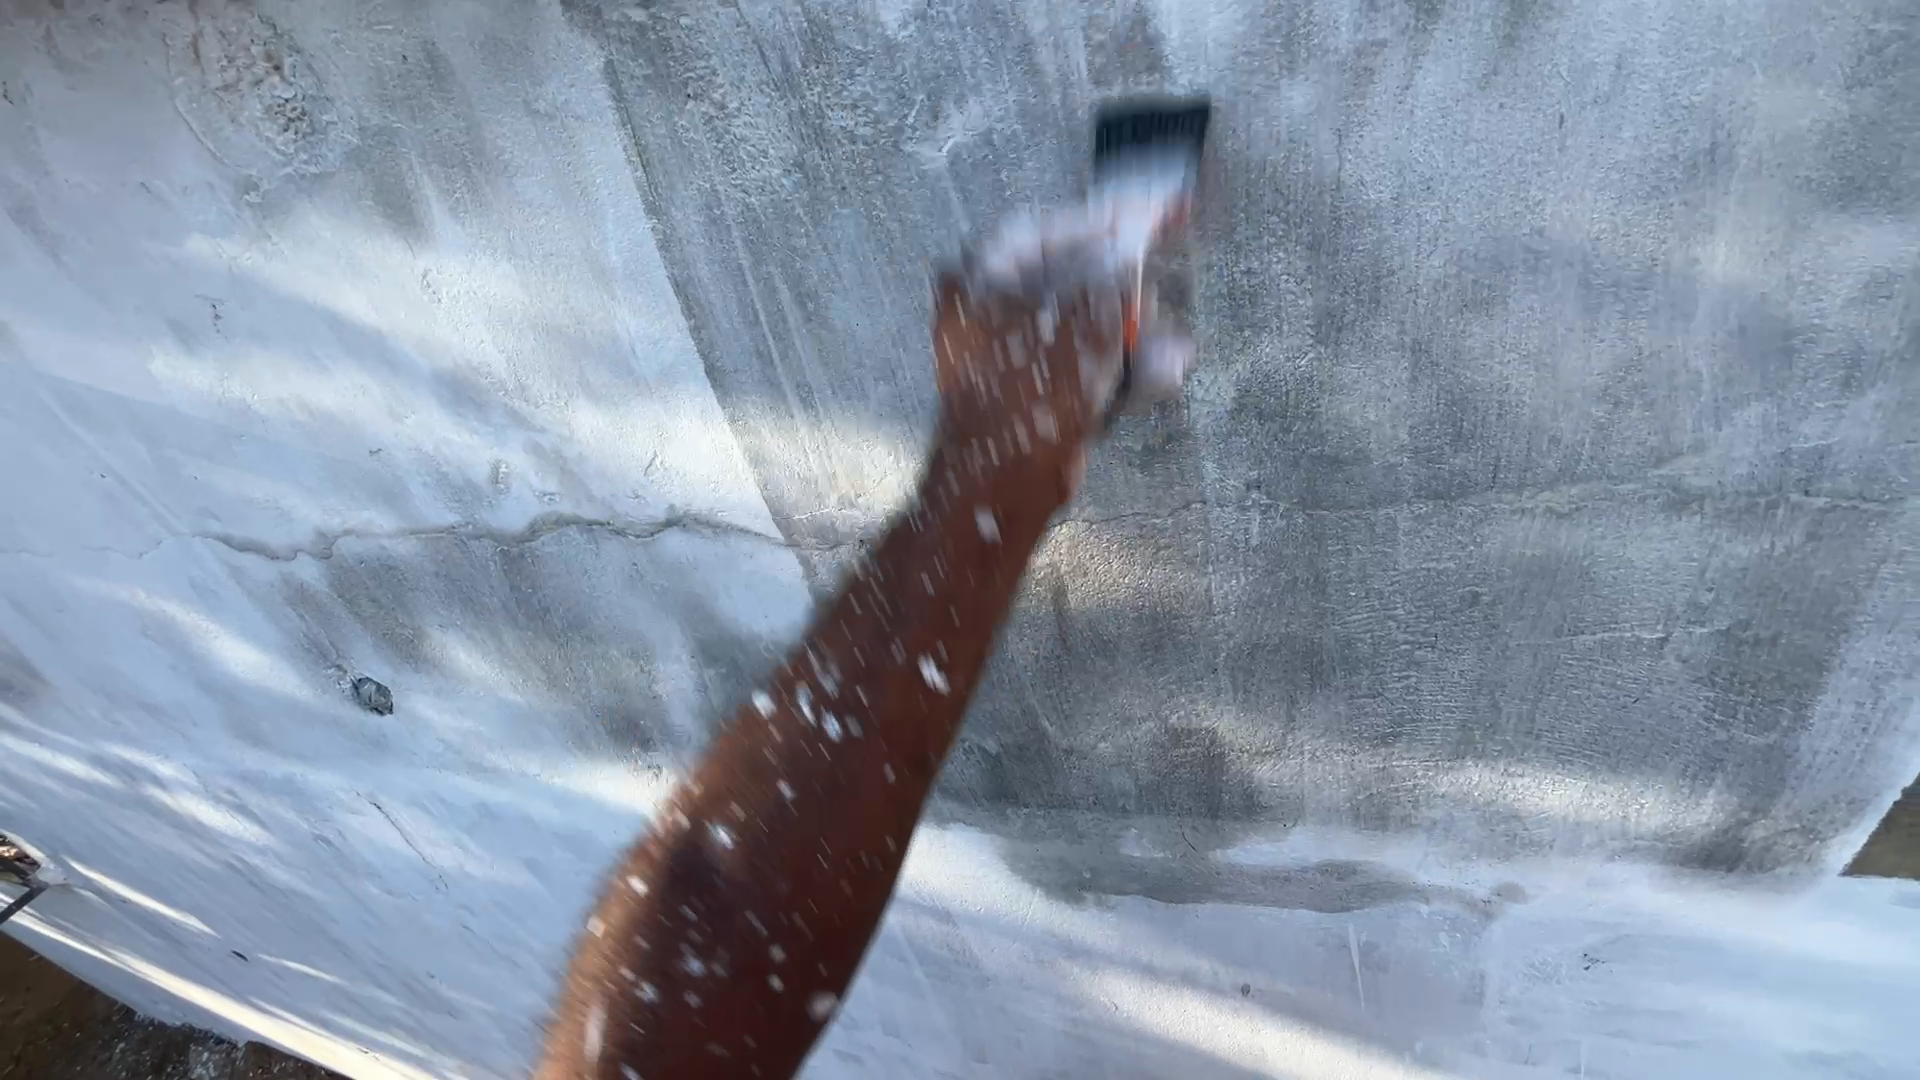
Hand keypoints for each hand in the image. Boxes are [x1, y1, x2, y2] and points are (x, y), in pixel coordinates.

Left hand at [930, 201, 1196, 498]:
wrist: (1004, 482)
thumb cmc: (1032, 390)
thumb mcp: (1086, 311)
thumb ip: (1119, 258)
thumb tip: (1140, 220)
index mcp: (983, 274)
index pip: (1056, 225)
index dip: (1114, 215)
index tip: (1161, 209)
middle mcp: (990, 309)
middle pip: (1077, 276)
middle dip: (1130, 288)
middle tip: (1156, 291)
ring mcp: (1011, 354)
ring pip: (1088, 325)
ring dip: (1136, 335)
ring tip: (1169, 350)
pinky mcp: (1033, 392)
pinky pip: (1084, 365)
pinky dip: (1121, 367)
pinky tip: (1161, 371)